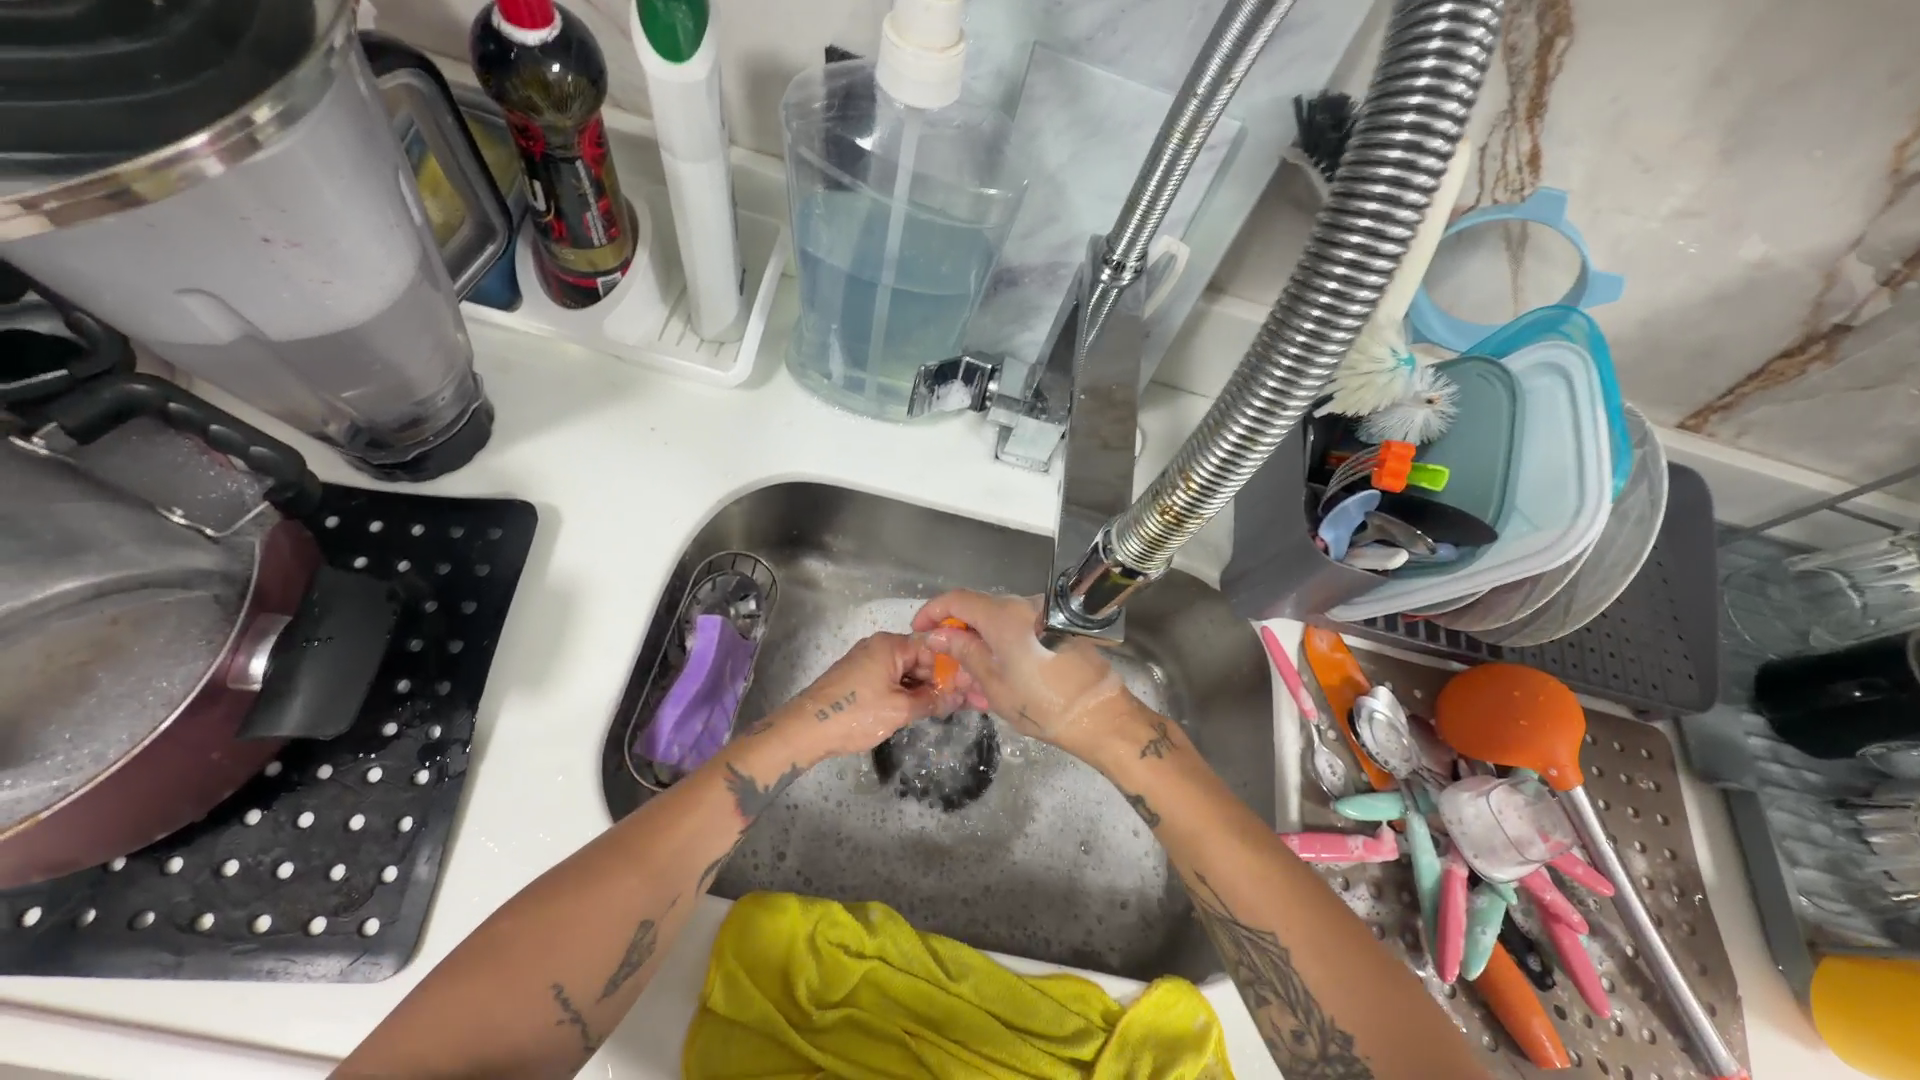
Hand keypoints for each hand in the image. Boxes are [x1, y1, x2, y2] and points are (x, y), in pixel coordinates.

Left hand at [755, 632, 964, 764]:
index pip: (931, 648)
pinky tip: (913, 709)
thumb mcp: (900, 710)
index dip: (950, 668)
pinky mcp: (857, 677)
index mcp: (889, 645)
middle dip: (936, 680)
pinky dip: (902, 692)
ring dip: (920, 689)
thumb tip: (957, 697)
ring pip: (903, 671)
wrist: (806, 729)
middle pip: (917, 658)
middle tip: (956, 703)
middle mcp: (877, 646)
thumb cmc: (856, 714)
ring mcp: (865, 661)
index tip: (966, 688)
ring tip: (938, 709)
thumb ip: (932, 701)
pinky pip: (888, 679)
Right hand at [912, 590, 1134, 756]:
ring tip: (971, 683)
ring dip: (981, 647)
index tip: (920, 628)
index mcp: (1004, 615)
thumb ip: (963, 652)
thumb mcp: (993, 682)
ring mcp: (1043, 617)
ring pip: (1000, 625)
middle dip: (958, 635)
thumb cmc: (1041, 703)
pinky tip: (997, 680)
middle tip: (945, 664)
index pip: (957, 600)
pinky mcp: (1057, 630)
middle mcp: (1024, 606)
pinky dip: (1002, 650)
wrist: (1098, 715)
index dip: (933, 611)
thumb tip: (937, 636)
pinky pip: (1019, 633)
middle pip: (979, 611)